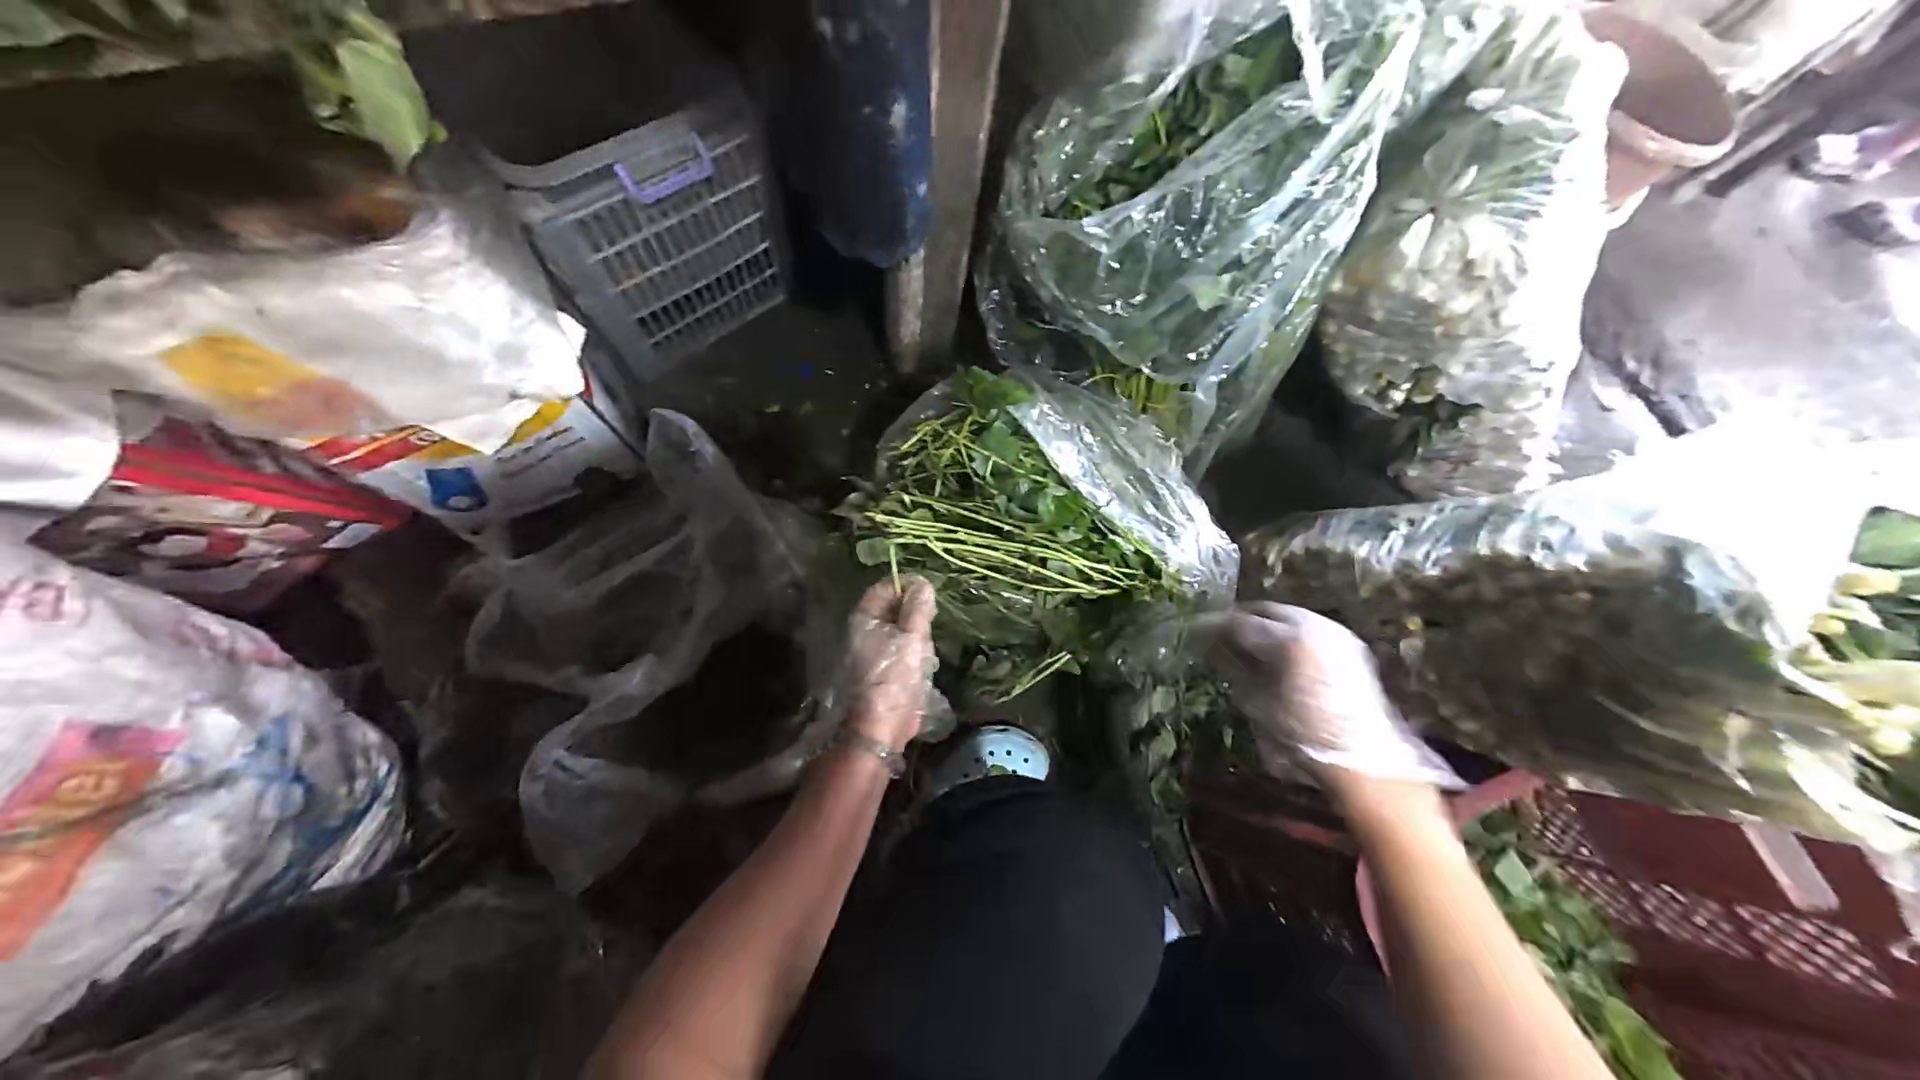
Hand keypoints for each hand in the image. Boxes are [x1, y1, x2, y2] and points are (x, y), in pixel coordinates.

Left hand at [843, 576, 937, 751]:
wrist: (880, 727)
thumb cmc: (894, 677)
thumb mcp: (912, 638)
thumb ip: (917, 609)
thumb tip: (923, 584)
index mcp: (863, 619)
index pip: (884, 588)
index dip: (906, 585)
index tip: (929, 592)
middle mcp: (862, 632)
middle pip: (891, 609)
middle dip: (914, 613)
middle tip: (931, 622)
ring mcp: (870, 652)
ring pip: (898, 630)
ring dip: (916, 635)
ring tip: (927, 649)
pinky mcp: (880, 670)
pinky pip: (899, 650)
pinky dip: (913, 652)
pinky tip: (923, 664)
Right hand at [1213, 601, 1455, 798]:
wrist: (1364, 761)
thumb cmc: (1303, 736)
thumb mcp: (1257, 702)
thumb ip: (1232, 666)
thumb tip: (1210, 647)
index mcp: (1288, 638)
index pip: (1239, 622)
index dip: (1213, 627)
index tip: (1195, 635)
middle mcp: (1314, 625)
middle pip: (1265, 611)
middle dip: (1239, 621)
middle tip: (1217, 638)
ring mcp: (1334, 633)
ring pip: (1287, 616)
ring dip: (1263, 627)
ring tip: (1244, 647)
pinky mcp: (1348, 645)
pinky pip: (1307, 628)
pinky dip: (1286, 635)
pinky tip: (1275, 655)